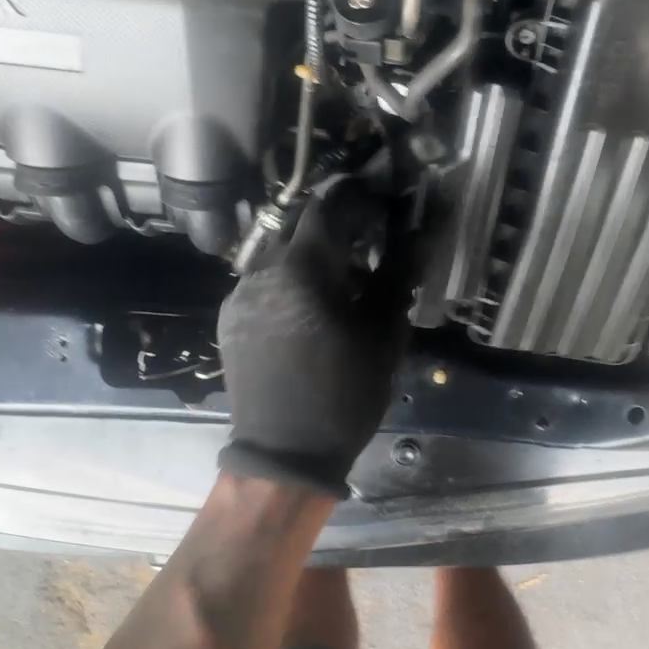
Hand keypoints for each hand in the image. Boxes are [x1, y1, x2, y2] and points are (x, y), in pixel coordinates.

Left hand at [217, 180, 407, 498]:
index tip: (382, 201)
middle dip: (332, 220)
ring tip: (338, 274)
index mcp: (304, 271)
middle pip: (297, 222)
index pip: (329, 208)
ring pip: (276, 249)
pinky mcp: (228, 316)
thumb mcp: (383, 336)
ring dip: (308, 249)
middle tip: (364, 235)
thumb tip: (420, 233)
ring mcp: (240, 294)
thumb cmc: (344, 395)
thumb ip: (397, 276)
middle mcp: (263, 271)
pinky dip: (287, 276)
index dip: (358, 197)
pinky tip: (308, 303)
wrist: (284, 452)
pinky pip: (261, 278)